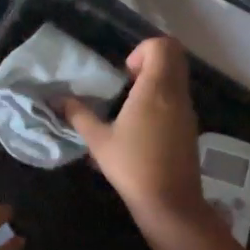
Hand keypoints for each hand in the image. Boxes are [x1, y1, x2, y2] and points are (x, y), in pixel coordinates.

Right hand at [58, 37, 212, 231]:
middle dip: (150, 61)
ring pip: (178, 78)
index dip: (143, 50)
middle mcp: (176, 95)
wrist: (169, 202)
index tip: (125, 72)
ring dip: (156, 81)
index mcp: (155, 90)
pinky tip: (142, 126)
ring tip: (131, 105)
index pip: (163, 46)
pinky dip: (163, 100)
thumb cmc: (131, 166)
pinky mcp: (190, 127)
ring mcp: (187, 111)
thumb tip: (59, 100)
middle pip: (174, 56)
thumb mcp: (98, 141)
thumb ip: (79, 116)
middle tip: (127, 81)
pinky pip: (179, 99)